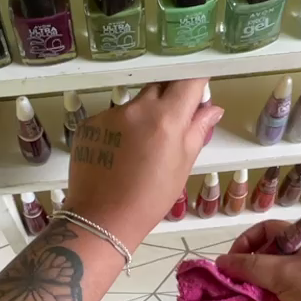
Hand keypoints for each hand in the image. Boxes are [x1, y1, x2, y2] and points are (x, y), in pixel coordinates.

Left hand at [64, 80, 221, 249]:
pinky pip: (111, 118)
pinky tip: (119, 155)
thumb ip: (197, 130)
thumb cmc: (150, 198)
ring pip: (134, 104)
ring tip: (140, 150)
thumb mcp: (182, 165)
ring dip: (142, 117)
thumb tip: (212, 109)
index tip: (199, 90)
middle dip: (169, 99)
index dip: (197, 82)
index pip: (188, 80)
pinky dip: (119, 130)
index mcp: (166, 118)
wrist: (102, 219)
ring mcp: (109, 114)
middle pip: (159, 87)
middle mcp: (137, 108)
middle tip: (172, 126)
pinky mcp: (89, 124)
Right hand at [215, 221, 300, 300]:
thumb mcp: (282, 274)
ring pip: (273, 276)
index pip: (265, 229)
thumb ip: (249, 266)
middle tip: (237, 286)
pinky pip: (283, 294)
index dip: (245, 242)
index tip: (232, 264)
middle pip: (267, 253)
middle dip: (249, 268)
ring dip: (259, 287)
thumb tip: (219, 262)